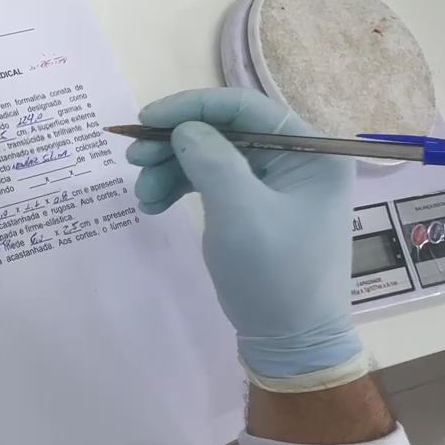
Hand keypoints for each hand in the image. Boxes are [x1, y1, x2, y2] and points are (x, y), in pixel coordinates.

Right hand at [125, 88, 362, 386]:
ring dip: (169, 168)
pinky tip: (154, 203)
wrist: (289, 338)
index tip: (145, 121)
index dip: (191, 106)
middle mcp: (295, 159)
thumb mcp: (239, 213)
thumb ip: (211, 160)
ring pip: (208, 154)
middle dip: (174, 143)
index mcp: (310, 154)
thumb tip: (183, 127)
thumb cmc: (274, 273)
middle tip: (134, 160)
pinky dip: (177, 186)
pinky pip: (208, 179)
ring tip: (143, 194)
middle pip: (221, 130)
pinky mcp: (252, 202)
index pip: (244, 107)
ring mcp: (272, 182)